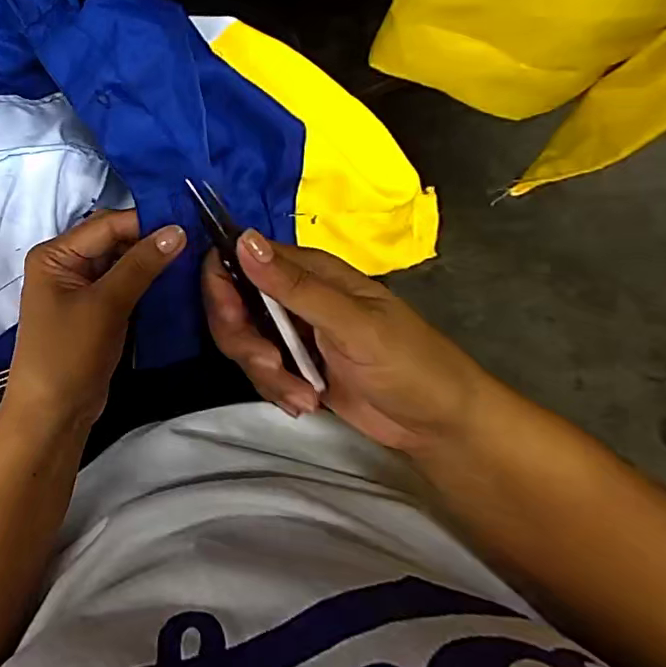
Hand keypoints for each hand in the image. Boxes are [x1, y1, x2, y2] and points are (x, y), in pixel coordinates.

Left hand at [5, 210, 185, 429]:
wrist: (53, 413)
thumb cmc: (69, 353)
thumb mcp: (106, 305)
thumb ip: (140, 265)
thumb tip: (176, 230)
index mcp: (54, 254)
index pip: (105, 225)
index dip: (145, 221)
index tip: (188, 221)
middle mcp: (64, 263)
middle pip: (112, 240)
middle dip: (149, 239)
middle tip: (196, 238)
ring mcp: (79, 287)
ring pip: (120, 262)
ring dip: (150, 260)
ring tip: (194, 255)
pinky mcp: (94, 309)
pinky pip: (122, 284)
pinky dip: (146, 282)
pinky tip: (176, 280)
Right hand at [201, 230, 497, 455]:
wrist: (443, 427)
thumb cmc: (411, 363)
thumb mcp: (352, 324)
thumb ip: (294, 285)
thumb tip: (243, 239)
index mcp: (307, 270)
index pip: (239, 257)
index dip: (222, 283)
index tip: (233, 316)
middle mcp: (291, 295)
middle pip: (231, 305)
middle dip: (242, 339)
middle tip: (270, 363)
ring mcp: (290, 331)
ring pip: (241, 342)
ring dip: (263, 372)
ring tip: (304, 396)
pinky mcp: (292, 365)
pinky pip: (258, 371)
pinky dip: (275, 389)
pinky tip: (305, 402)